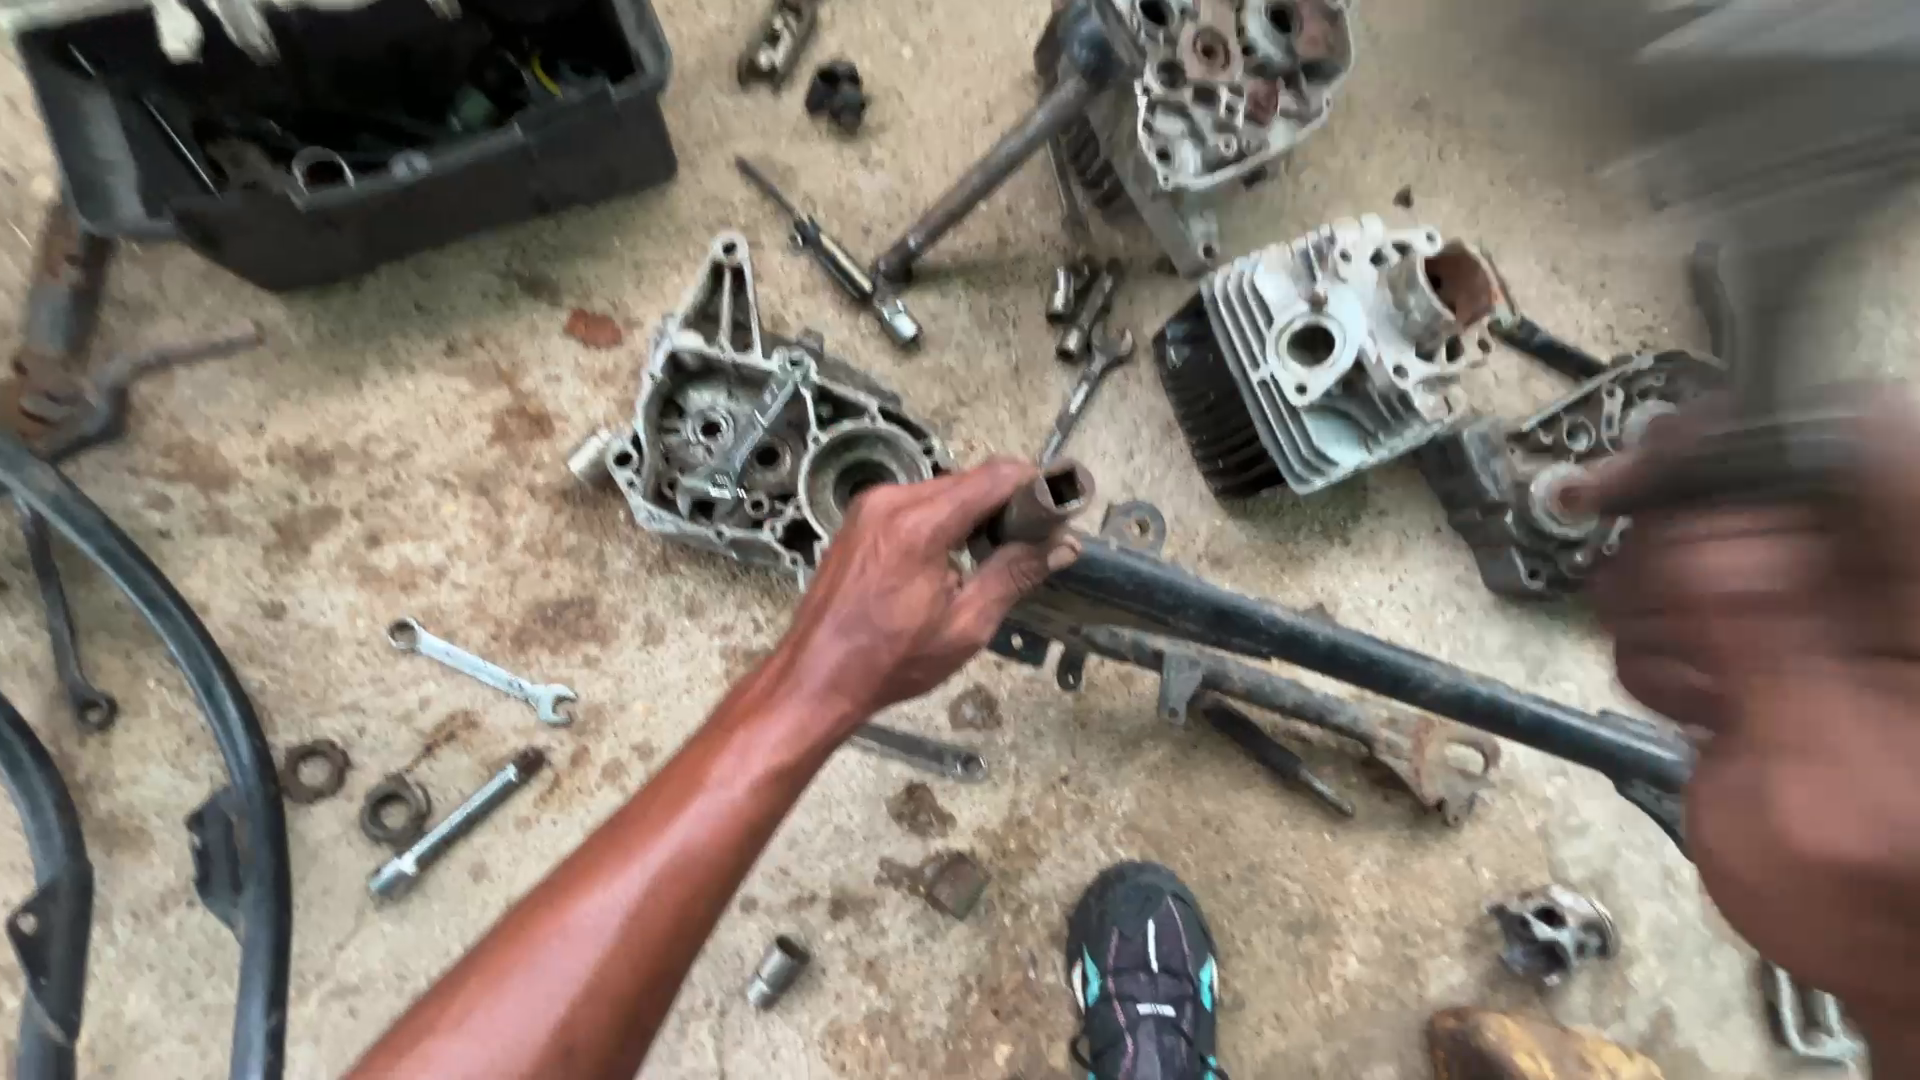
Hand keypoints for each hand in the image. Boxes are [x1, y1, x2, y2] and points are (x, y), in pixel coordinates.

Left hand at [769, 459, 1079, 730]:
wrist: (817, 676)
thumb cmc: (888, 661)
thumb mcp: (965, 625)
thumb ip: (1014, 574)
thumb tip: (1061, 545)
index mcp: (919, 524)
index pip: (994, 477)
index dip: (1035, 484)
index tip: (1059, 505)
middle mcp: (890, 501)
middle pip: (968, 480)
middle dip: (1007, 500)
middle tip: (1034, 536)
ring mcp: (869, 507)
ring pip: (942, 490)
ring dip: (975, 510)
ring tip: (996, 551)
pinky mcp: (859, 520)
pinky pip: (915, 503)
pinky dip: (944, 517)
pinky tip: (955, 553)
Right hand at [1574, 404, 1919, 1046]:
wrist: (1884, 951)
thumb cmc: (1883, 898)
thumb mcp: (1824, 779)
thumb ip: (1772, 649)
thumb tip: (1717, 537)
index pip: (1853, 448)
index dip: (1734, 445)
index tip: (1635, 481)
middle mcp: (1888, 598)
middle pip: (1749, 495)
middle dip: (1671, 553)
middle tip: (1660, 621)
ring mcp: (1833, 621)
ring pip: (1697, 548)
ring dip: (1655, 610)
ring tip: (1689, 686)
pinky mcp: (1779, 645)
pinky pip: (1685, 605)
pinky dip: (1658, 644)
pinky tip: (1695, 697)